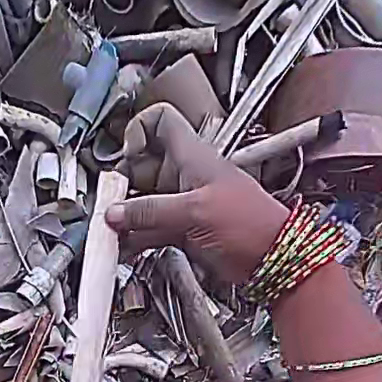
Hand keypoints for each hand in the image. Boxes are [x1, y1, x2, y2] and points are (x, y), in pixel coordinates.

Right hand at [108, 103, 288, 284]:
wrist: (272, 257)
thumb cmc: (249, 223)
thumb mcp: (195, 211)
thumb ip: (151, 212)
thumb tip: (115, 213)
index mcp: (192, 157)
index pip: (159, 124)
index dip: (137, 132)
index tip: (125, 156)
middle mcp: (185, 177)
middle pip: (142, 169)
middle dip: (122, 186)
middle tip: (108, 206)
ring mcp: (184, 205)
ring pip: (144, 204)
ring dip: (126, 217)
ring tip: (110, 232)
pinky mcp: (185, 232)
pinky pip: (152, 230)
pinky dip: (137, 238)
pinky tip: (123, 247)